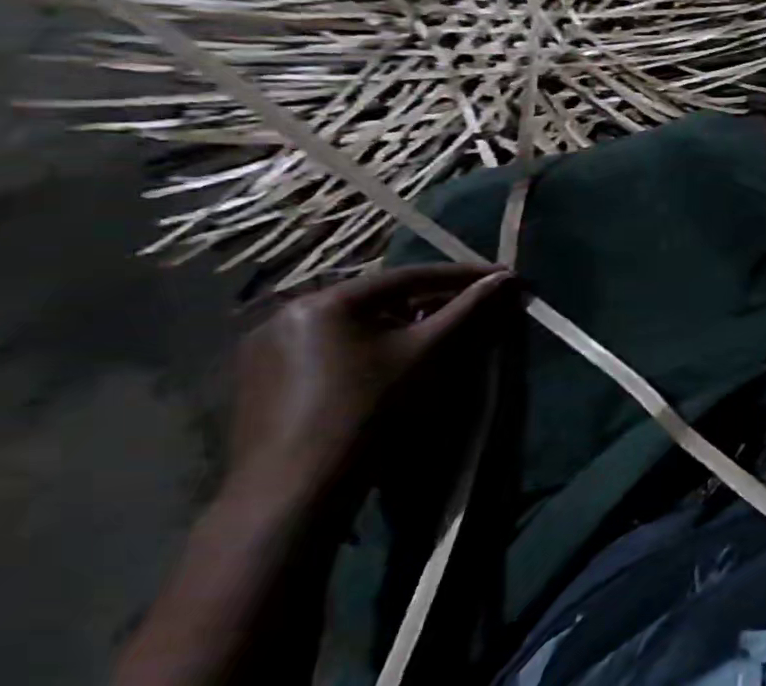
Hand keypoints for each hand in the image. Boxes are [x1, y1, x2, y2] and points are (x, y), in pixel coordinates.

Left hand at [229, 263, 512, 492]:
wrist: (295, 490)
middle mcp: (288, 312)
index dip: (461, 275)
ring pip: (354, 321)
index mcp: (326, 300)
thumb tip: (506, 277)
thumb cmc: (368, 410)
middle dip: (431, 300)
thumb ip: (468, 309)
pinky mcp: (259, 376)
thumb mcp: (427, 352)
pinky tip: (388, 362)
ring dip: (399, 323)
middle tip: (473, 305)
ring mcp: (266, 345)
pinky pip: (328, 344)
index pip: (409, 276)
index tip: (501, 276)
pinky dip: (366, 344)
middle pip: (380, 298)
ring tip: (436, 334)